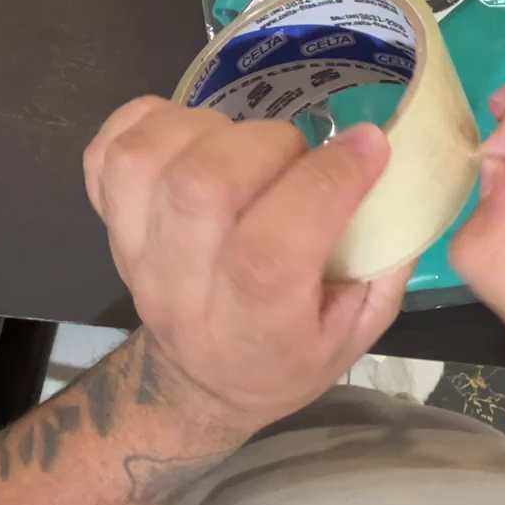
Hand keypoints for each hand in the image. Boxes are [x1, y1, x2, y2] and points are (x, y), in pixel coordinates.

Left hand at [83, 99, 410, 430]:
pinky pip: (110, 150)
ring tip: (246, 147)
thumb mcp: (354, 335)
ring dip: (211, 128)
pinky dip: (154, 121)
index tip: (368, 147)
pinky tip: (195, 137)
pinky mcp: (108, 224)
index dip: (324, 184)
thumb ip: (383, 265)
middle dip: (269, 146)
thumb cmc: (285, 356)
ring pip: (149, 160)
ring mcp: (134, 255)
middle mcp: (183, 292)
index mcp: (254, 332)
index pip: (269, 252)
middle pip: (202, 189)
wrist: (197, 382)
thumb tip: (396, 178)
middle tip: (298, 156)